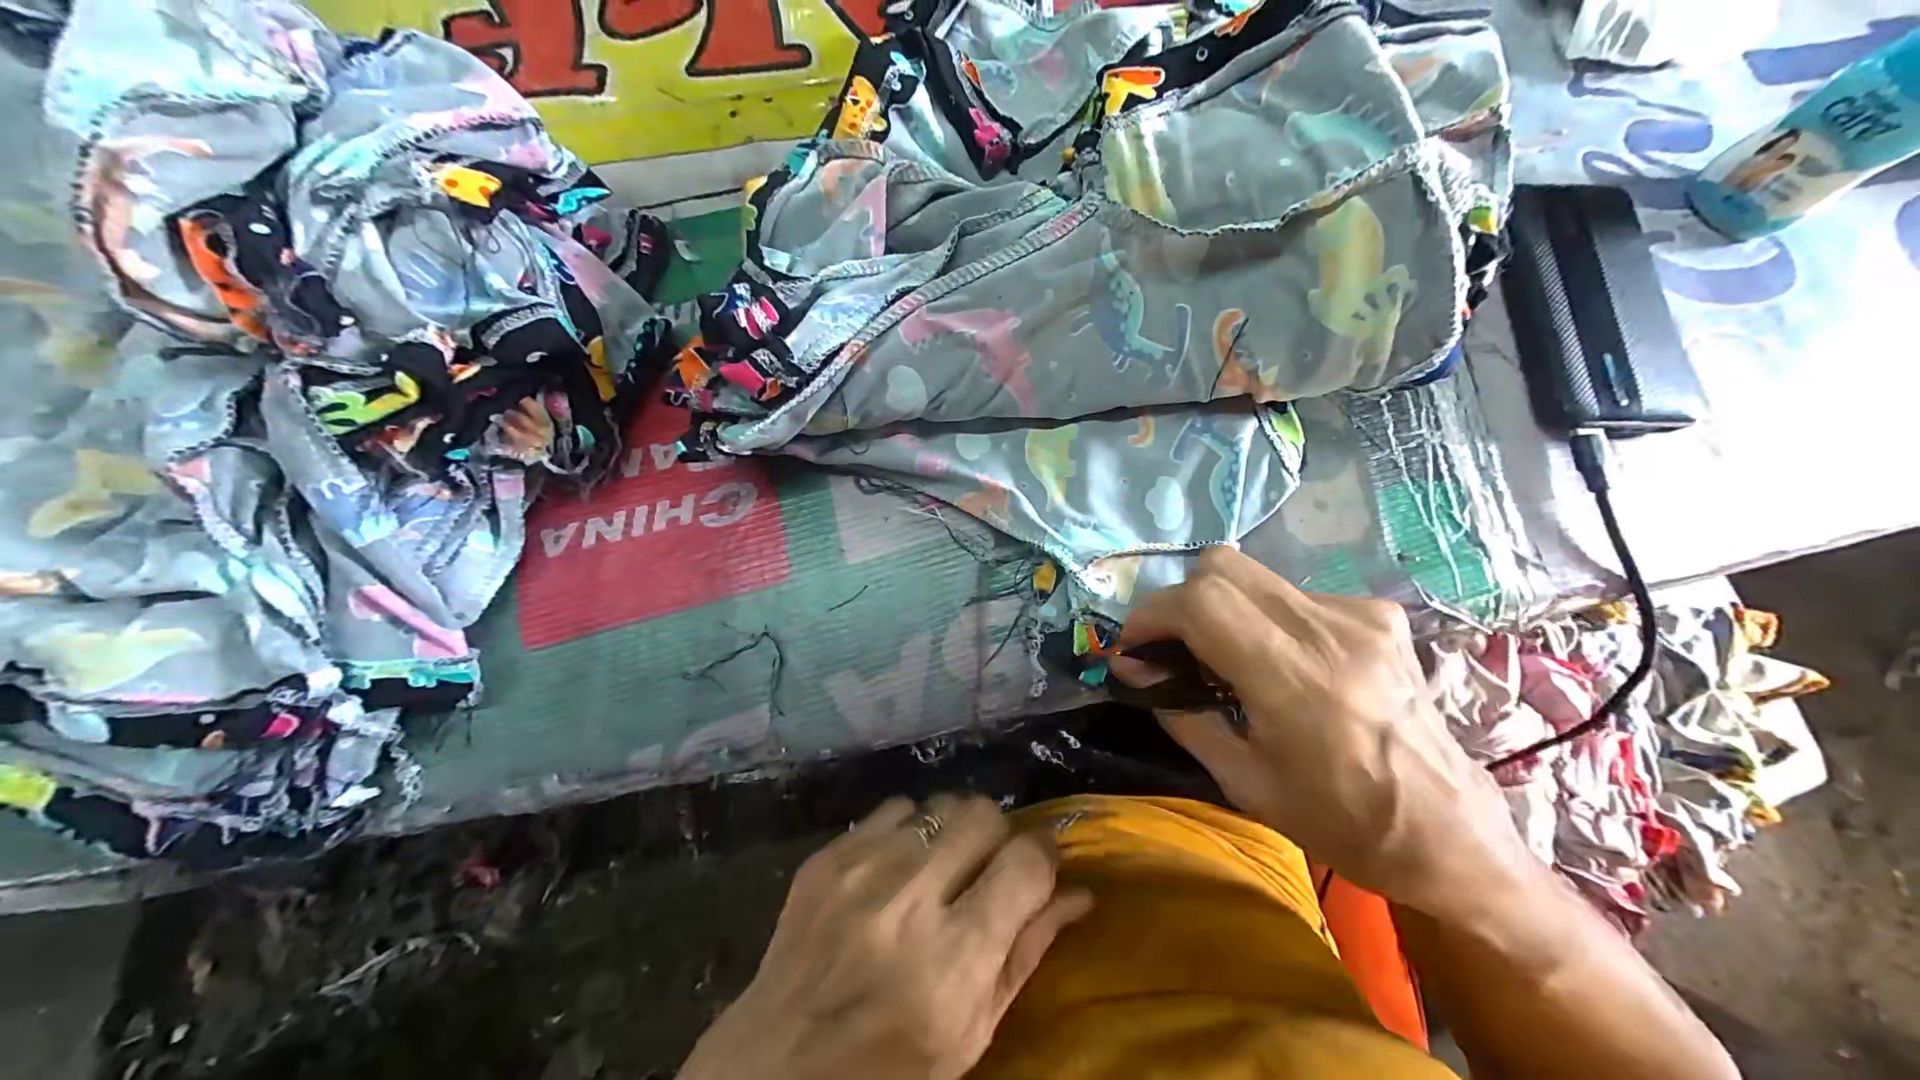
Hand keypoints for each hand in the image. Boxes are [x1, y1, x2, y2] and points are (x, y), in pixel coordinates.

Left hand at [678, 795, 1092, 1079]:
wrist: (776, 1065)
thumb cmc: (889, 1066)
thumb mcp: (972, 1033)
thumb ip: (1026, 954)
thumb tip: (1079, 893)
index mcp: (953, 960)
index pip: (1026, 862)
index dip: (1044, 856)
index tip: (1039, 867)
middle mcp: (908, 901)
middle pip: (984, 815)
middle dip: (999, 837)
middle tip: (988, 870)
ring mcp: (860, 870)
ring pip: (940, 805)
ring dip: (953, 832)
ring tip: (941, 869)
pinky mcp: (828, 856)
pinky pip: (894, 808)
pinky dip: (909, 830)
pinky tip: (898, 867)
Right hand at [1110, 548, 1530, 916]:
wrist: (1449, 834)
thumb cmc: (1340, 822)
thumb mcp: (1242, 780)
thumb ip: (1180, 713)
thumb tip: (1130, 670)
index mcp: (1293, 678)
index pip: (1200, 602)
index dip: (1151, 615)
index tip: (1134, 648)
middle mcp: (1328, 629)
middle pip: (1221, 567)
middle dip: (1178, 600)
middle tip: (1169, 646)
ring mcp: (1360, 615)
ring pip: (1254, 574)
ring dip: (1218, 605)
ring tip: (1220, 656)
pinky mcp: (1379, 615)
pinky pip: (1293, 594)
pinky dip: (1263, 616)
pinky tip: (1277, 660)